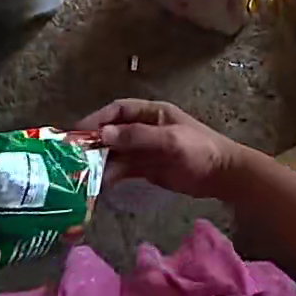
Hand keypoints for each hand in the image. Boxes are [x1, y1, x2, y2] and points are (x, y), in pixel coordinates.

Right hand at [82, 98, 253, 198]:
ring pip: (117, 151)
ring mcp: (146, 148)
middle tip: (72, 157)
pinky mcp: (148, 168)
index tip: (77, 133)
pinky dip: (111, 174)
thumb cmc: (200, 150)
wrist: (223, 175)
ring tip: (82, 174)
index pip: (118, 110)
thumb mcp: (169, 140)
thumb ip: (137, 137)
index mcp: (152, 113)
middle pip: (114, 131)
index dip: (97, 119)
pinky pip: (124, 168)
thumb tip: (104, 134)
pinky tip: (99, 185)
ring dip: (100, 161)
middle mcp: (146, 127)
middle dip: (94, 142)